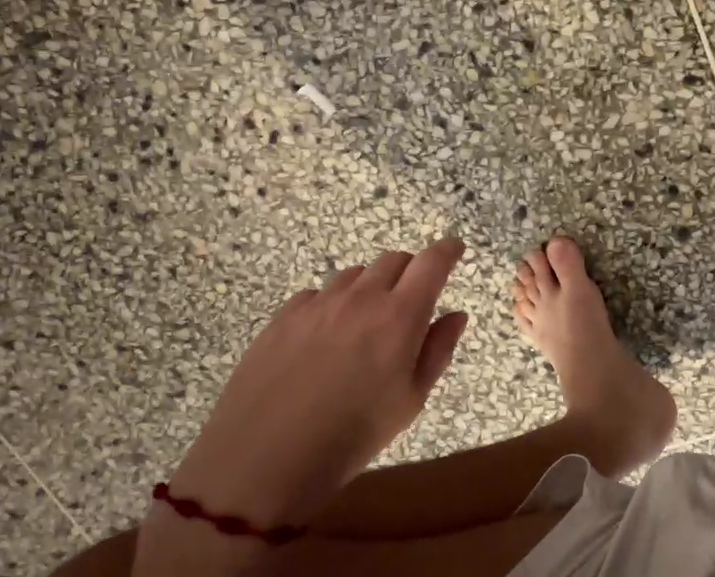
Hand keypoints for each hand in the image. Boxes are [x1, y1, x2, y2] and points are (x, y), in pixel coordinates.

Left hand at [164, 239, 470, 529]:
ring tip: (364, 324)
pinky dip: (332, 304)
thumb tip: (455, 315)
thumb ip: (437, 351)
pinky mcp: (281, 319)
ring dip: (370, 287)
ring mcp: (317, 306)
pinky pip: (316, 294)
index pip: (432, 262)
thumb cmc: (350, 437)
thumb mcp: (409, 402)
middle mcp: (360, 299)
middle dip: (410, 271)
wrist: (259, 465)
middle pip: (393, 260)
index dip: (448, 250)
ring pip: (354, 275)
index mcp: (400, 316)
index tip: (455, 250)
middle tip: (410, 302)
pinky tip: (325, 338)